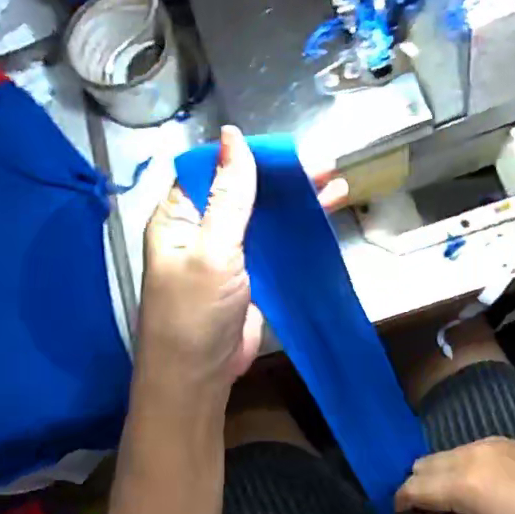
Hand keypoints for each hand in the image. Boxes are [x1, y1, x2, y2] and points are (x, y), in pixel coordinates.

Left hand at [137, 127, 349, 391]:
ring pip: (263, 216)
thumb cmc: (195, 311)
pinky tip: (325, 215)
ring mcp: (227, 253)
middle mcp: (201, 229)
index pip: (211, 170)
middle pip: (242, 190)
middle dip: (280, 177)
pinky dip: (297, 229)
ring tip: (335, 182)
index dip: (245, 155)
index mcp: (179, 216)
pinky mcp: (250, 276)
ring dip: (295, 200)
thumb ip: (229, 195)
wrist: (199, 377)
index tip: (285, 148)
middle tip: (323, 165)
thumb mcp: (213, 249)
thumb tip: (233, 136)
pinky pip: (274, 243)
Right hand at [394, 437, 514, 513]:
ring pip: (442, 456)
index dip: (400, 507)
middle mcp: (470, 453)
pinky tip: (478, 494)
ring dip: (436, 479)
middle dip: (416, 491)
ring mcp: (489, 443)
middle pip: (421, 465)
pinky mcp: (506, 442)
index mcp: (463, 482)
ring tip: (454, 509)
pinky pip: (464, 452)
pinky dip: (456, 470)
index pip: (411, 487)